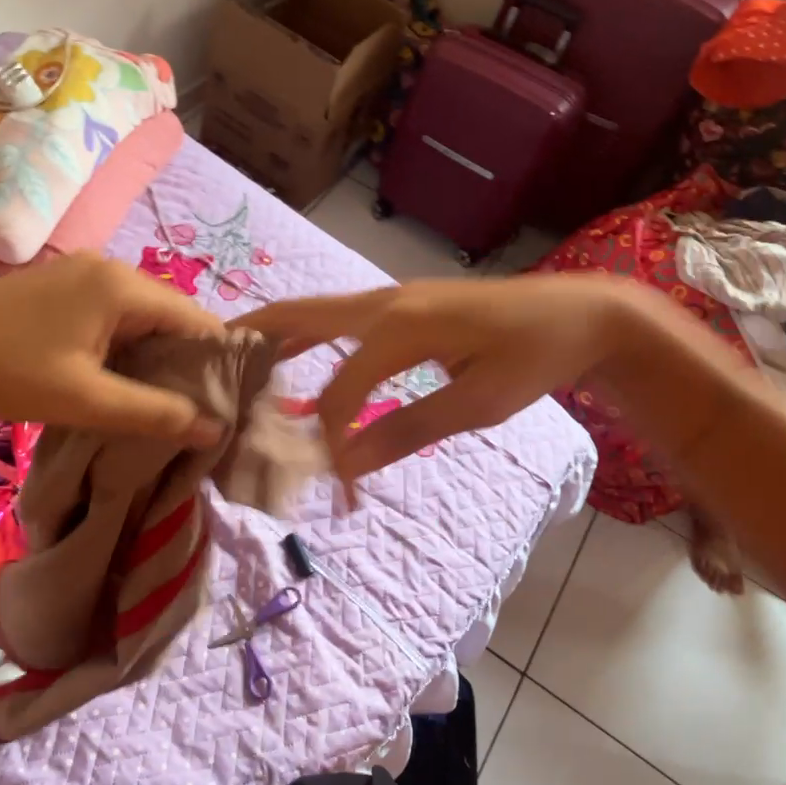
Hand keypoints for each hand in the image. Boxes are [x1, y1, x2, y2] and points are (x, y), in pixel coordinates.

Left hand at [0, 254, 225, 443]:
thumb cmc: (3, 373)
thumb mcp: (83, 400)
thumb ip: (153, 413)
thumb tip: (212, 427)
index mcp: (122, 286)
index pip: (198, 321)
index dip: (216, 366)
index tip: (222, 410)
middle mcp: (109, 268)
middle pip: (171, 318)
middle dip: (184, 366)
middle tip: (190, 417)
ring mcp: (81, 275)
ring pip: (141, 320)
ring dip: (152, 361)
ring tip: (156, 408)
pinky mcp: (59, 289)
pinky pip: (112, 318)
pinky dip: (123, 350)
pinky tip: (116, 384)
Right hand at [234, 275, 631, 485]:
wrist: (579, 314)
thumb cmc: (534, 359)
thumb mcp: (477, 404)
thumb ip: (407, 428)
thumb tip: (347, 463)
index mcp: (402, 327)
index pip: (340, 390)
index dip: (328, 441)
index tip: (334, 486)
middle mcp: (384, 303)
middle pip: (299, 316)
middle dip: (253, 340)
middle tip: (207, 366)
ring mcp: (390, 298)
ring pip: (312, 311)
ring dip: (272, 335)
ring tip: (233, 361)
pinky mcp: (401, 306)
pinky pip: (336, 318)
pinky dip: (304, 335)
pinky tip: (289, 357)